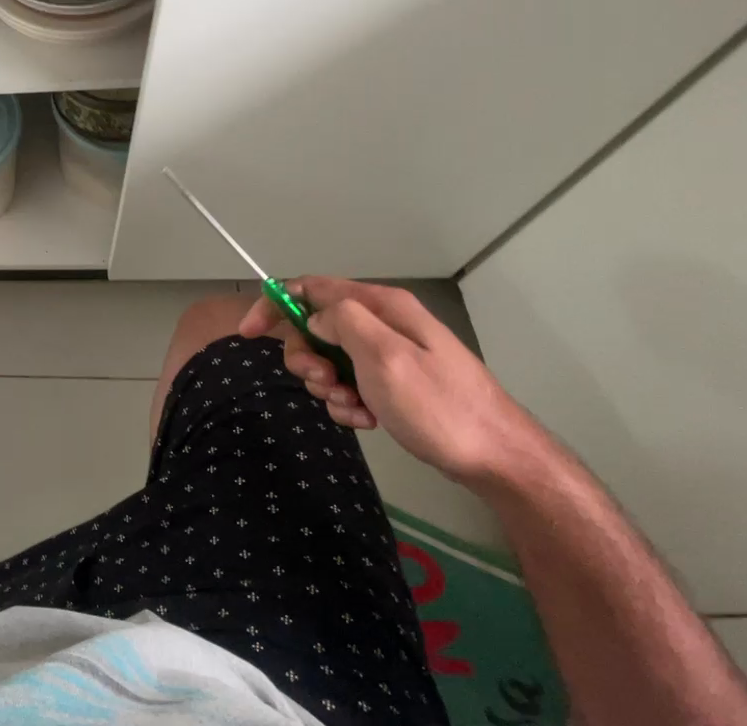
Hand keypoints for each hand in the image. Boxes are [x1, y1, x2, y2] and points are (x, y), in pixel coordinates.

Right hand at [238, 276, 540, 483]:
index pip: (311, 288)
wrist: (496, 459)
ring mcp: (388, 353)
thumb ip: (343, 323)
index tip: (250, 334)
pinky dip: (347, 402)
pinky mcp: (391, 382)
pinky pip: (349, 384)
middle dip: (307, 358)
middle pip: (315, 327)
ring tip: (354, 409)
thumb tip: (315, 316)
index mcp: (382, 306)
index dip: (275, 304)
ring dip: (328, 386)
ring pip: (329, 359)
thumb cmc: (440, 406)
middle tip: (325, 384)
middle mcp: (382, 323)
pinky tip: (366, 420)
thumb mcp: (385, 357)